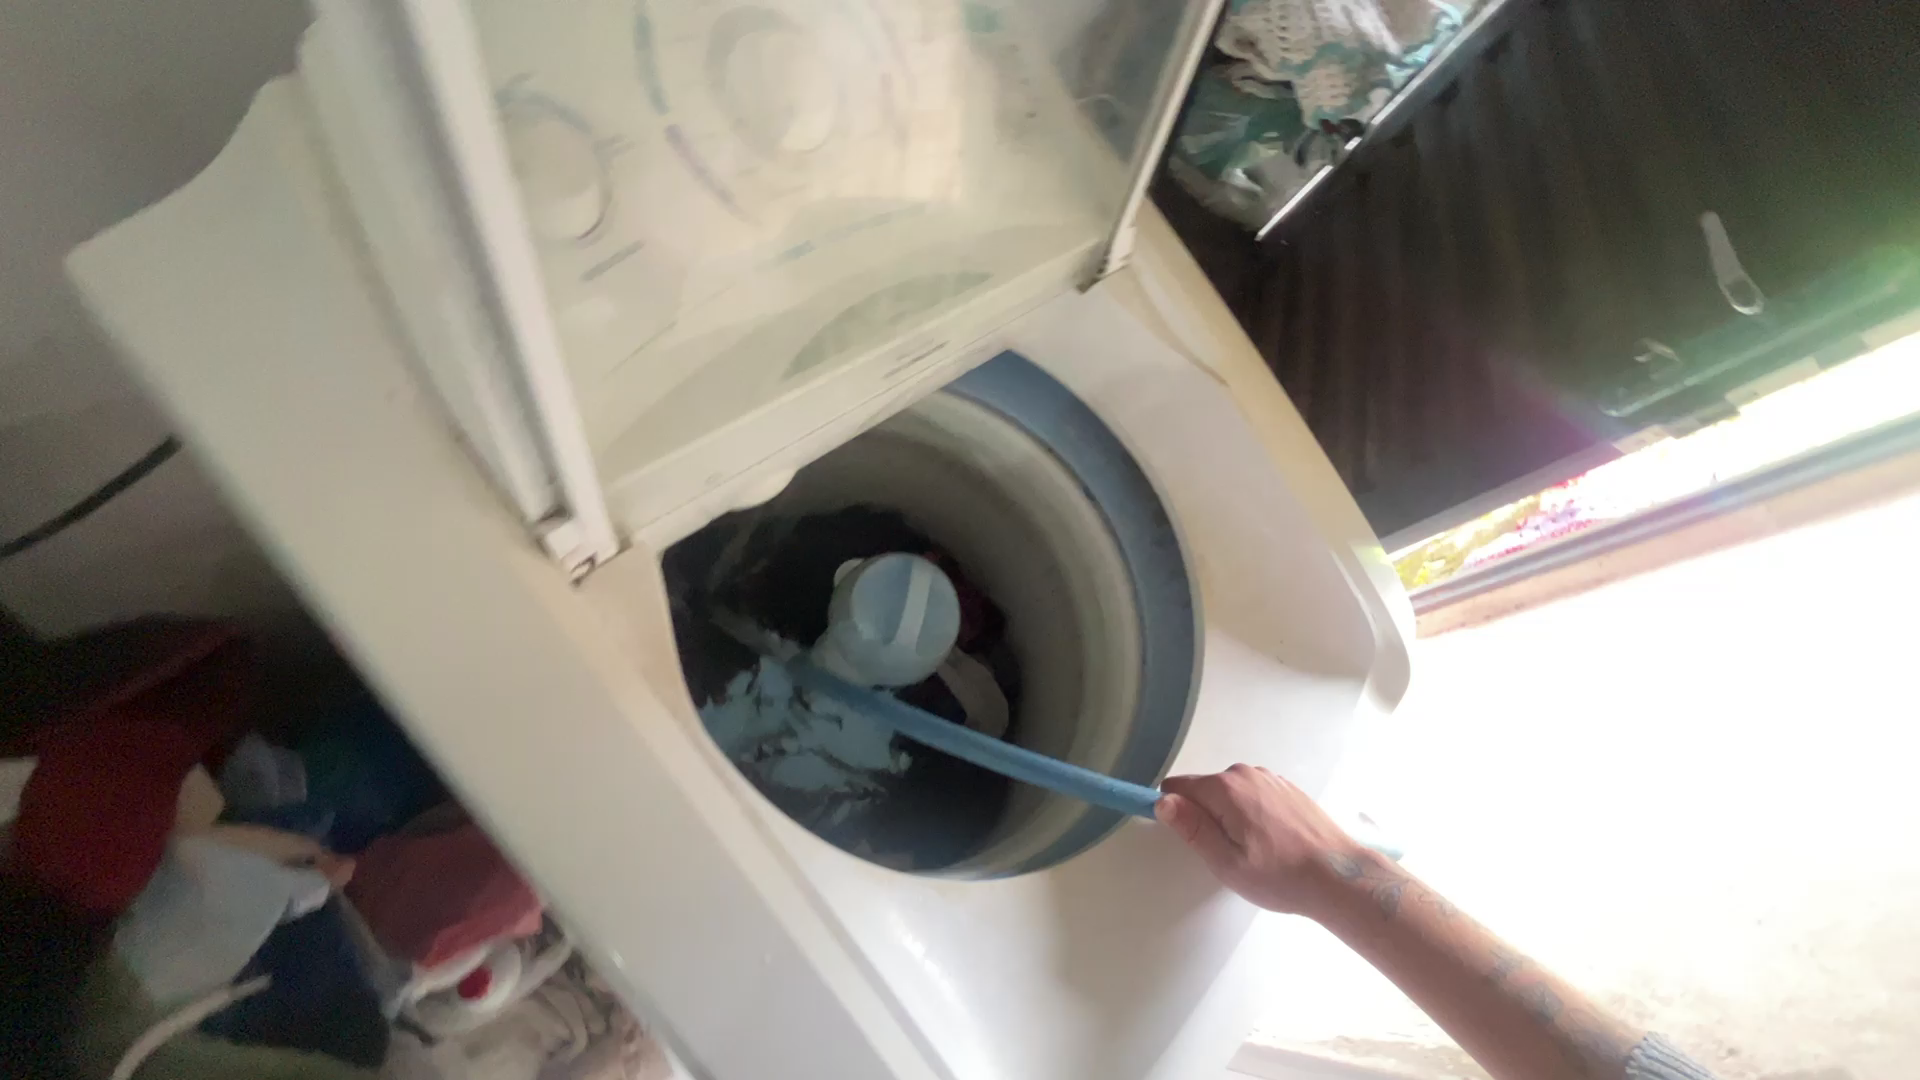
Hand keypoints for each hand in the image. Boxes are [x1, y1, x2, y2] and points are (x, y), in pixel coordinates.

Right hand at [1156, 764, 1365, 915]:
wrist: (1341, 876)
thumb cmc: (1279, 876)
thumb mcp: (1226, 862)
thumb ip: (1191, 828)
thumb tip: (1162, 801)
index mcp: (1224, 788)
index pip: (1176, 787)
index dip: (1177, 813)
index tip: (1196, 839)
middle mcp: (1243, 773)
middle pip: (1204, 789)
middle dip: (1207, 816)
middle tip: (1231, 853)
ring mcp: (1268, 777)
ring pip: (1229, 792)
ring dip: (1231, 814)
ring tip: (1256, 849)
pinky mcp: (1286, 786)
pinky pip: (1253, 794)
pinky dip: (1253, 812)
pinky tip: (1274, 839)